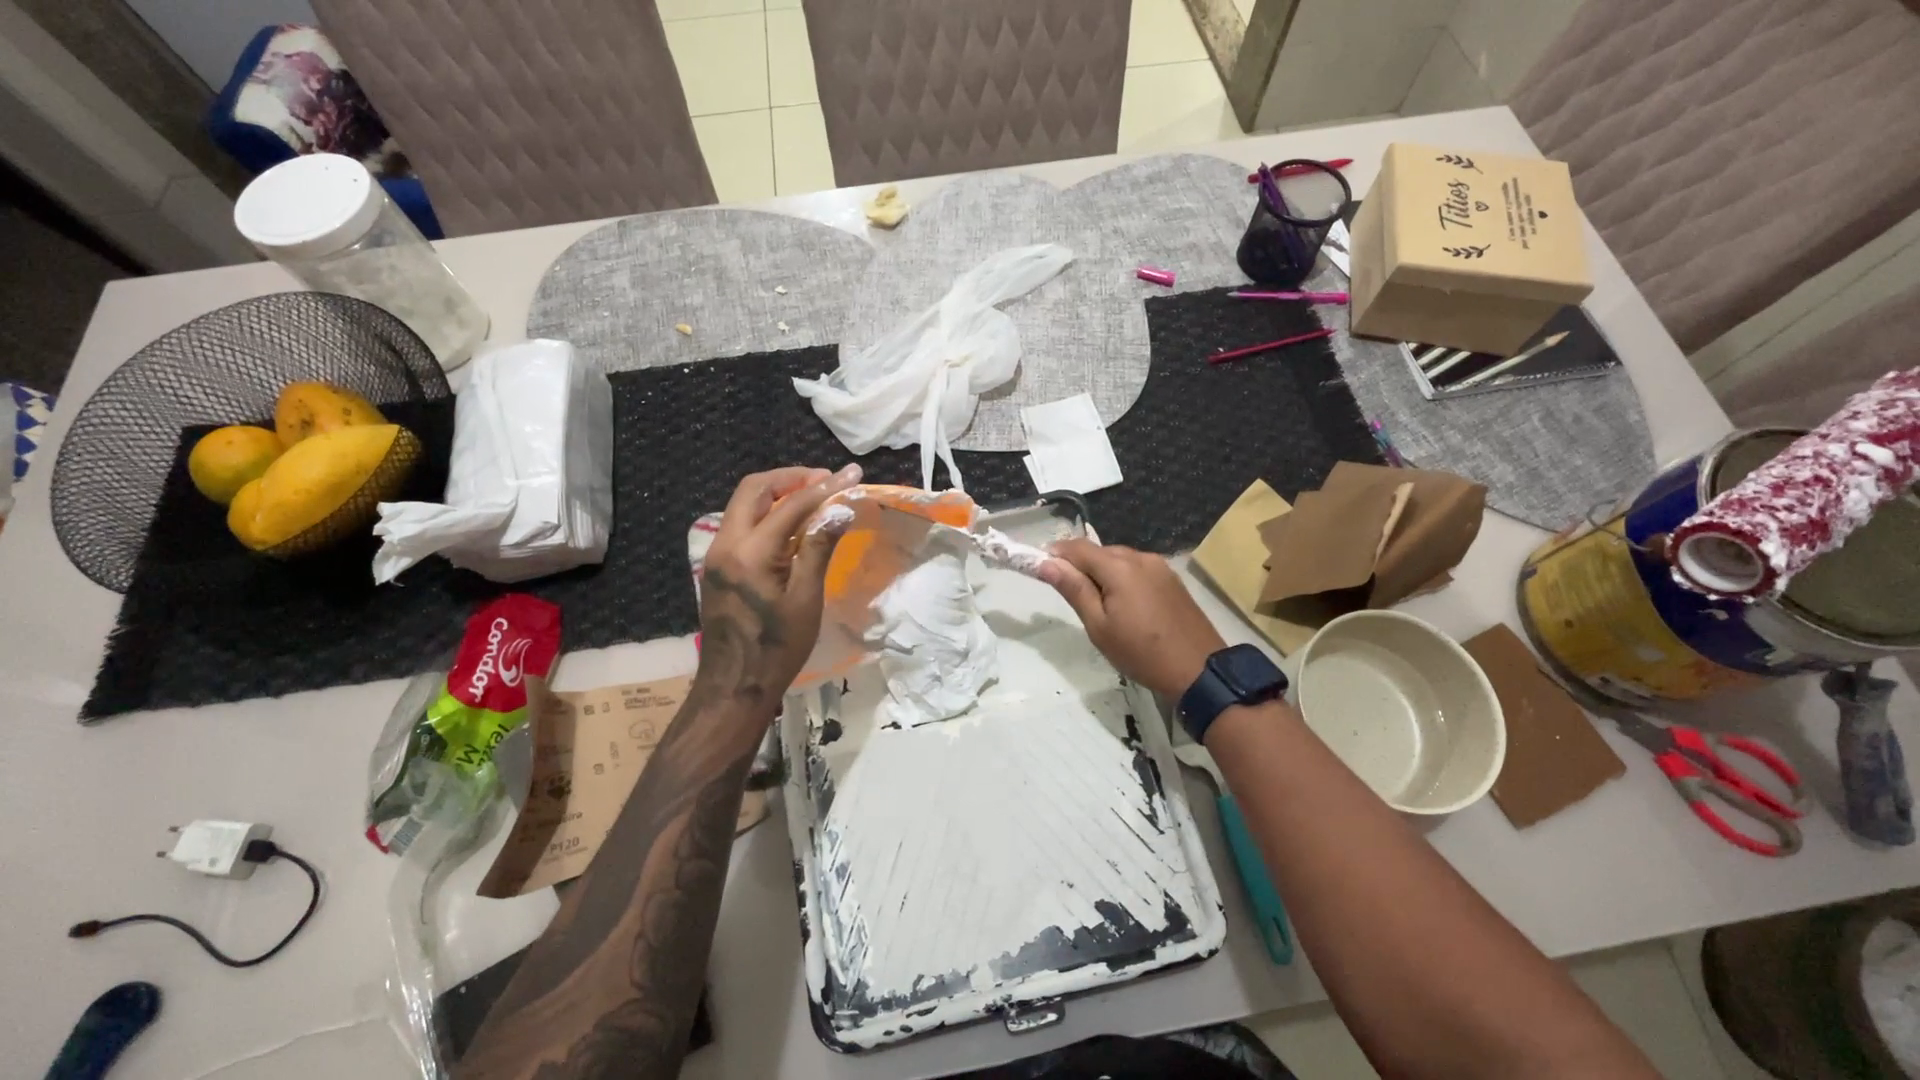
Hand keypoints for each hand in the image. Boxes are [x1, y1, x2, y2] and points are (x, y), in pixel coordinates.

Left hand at [694, 464, 861, 716]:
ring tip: (813, 498)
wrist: (734, 687)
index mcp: (750, 552)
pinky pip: (741, 525)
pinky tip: (792, 527)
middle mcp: (727, 544)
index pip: (791, 505)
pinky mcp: (717, 568)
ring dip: (777, 494)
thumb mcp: (806, 600)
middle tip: (826, 481)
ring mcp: (717, 555)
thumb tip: (840, 509)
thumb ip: (819, 549)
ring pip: (744, 505)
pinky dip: (767, 514)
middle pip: (755, 490)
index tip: (853, 475)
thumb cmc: (777, 649)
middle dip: (792, 479)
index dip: (825, 487)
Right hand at [1039, 540, 1226, 698]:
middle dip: (1079, 564)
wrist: (1198, 670)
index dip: (1055, 553)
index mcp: (1120, 567)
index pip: (1078, 547)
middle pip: (1100, 551)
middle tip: (1066, 592)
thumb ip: (1074, 590)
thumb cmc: (1141, 652)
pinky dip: (1122, 578)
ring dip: (1101, 572)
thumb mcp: (1099, 626)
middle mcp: (1141, 557)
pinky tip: (1121, 603)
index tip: (1039, 568)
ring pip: (1120, 559)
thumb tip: (1047, 564)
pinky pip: (1137, 569)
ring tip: (1094, 602)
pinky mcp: (1172, 579)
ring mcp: (1160, 567)